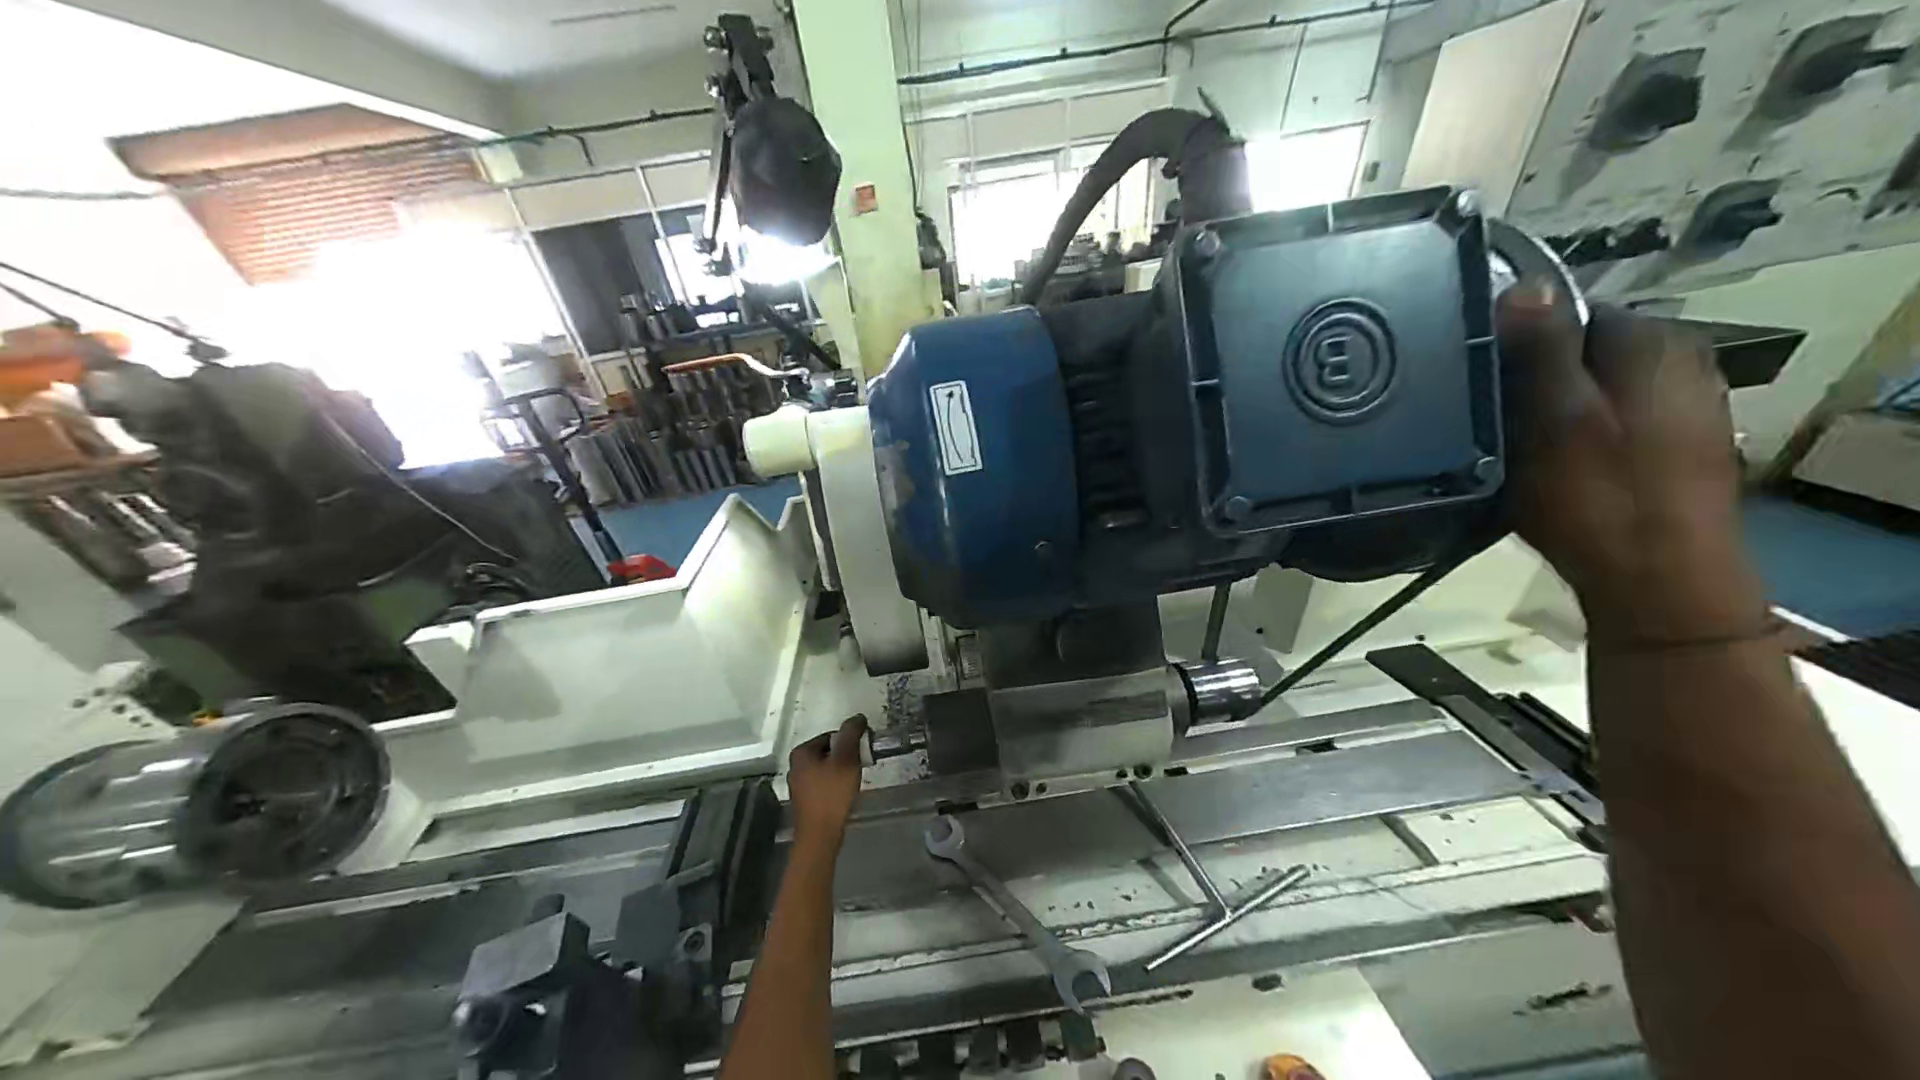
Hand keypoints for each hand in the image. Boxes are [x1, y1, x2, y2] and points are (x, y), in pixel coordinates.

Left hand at [786, 714, 868, 849]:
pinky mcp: (805, 800)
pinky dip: (835, 784)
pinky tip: (844, 794)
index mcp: (801, 752)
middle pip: (828, 751)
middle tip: (859, 766)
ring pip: (826, 768)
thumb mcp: (846, 759)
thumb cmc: (832, 794)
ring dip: (841, 771)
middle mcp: (795, 765)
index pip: (832, 735)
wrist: (820, 834)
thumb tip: (857, 717)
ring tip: (854, 781)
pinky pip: (824, 783)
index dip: (850, 742)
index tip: (862, 753)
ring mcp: (798, 784)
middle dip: (846, 756)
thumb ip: (851, 734)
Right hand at [1498, 282, 1767, 644]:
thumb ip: (1543, 349)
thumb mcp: (1555, 417)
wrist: (1656, 580)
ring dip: (1546, 411)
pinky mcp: (1671, 444)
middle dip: (1529, 381)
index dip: (1513, 345)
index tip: (1475, 383)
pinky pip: (1603, 419)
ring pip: (1587, 388)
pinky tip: (1549, 468)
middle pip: (1577, 352)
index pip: (1565, 314)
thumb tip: (1525, 284)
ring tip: (1509, 448)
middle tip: (1487, 423)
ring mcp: (1680, 404)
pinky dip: (1571, 435)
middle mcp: (1678, 362)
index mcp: (1654, 343)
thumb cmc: (1596, 496)